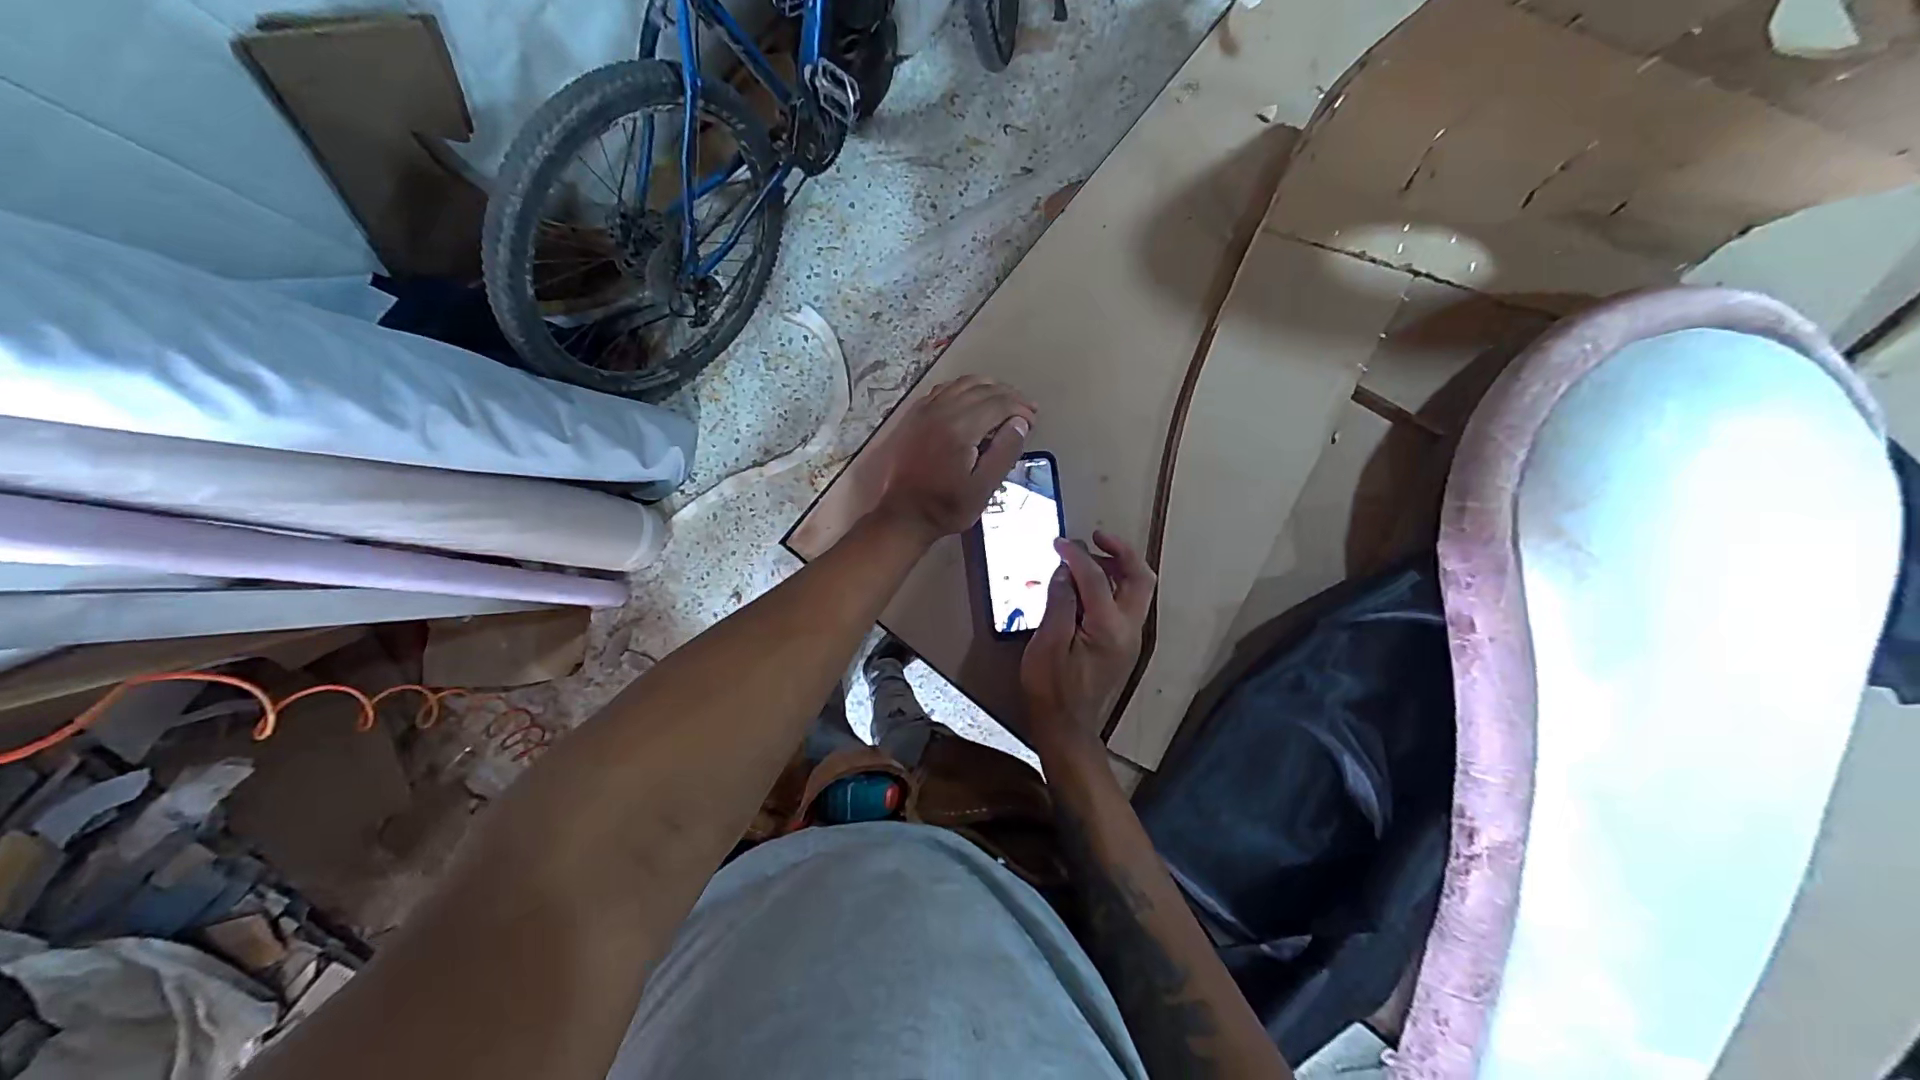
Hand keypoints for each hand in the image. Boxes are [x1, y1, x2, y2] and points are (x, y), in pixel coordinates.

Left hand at [874, 376, 1035, 541]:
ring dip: (988, 388)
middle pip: (982, 388)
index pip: (999, 403)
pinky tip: (973, 400)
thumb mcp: (982, 488)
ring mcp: (924, 411)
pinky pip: (944, 389)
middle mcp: (941, 411)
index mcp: (960, 428)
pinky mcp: (915, 416)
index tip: (1032, 421)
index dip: (1020, 408)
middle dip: (1009, 396)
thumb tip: (1019, 424)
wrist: (903, 515)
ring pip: (963, 383)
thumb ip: (1004, 453)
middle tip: (1025, 410)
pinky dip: (964, 388)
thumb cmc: (944, 507)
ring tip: (1005, 402)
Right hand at [1021, 529, 1155, 759]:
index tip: (1057, 542)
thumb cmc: (1052, 688)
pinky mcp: (1122, 646)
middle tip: (1095, 537)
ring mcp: (1130, 638)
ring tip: (1086, 559)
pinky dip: (1112, 586)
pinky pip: (1125, 605)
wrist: (1067, 728)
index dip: (1075, 554)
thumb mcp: (1047, 643)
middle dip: (1121, 551)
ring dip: (1117, 568)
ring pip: (1136, 590)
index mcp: (1110, 626)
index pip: (1096, 576)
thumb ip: (1059, 602)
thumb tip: (1064, 571)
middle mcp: (1129, 628)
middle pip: (1140, 578)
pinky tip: (1086, 588)